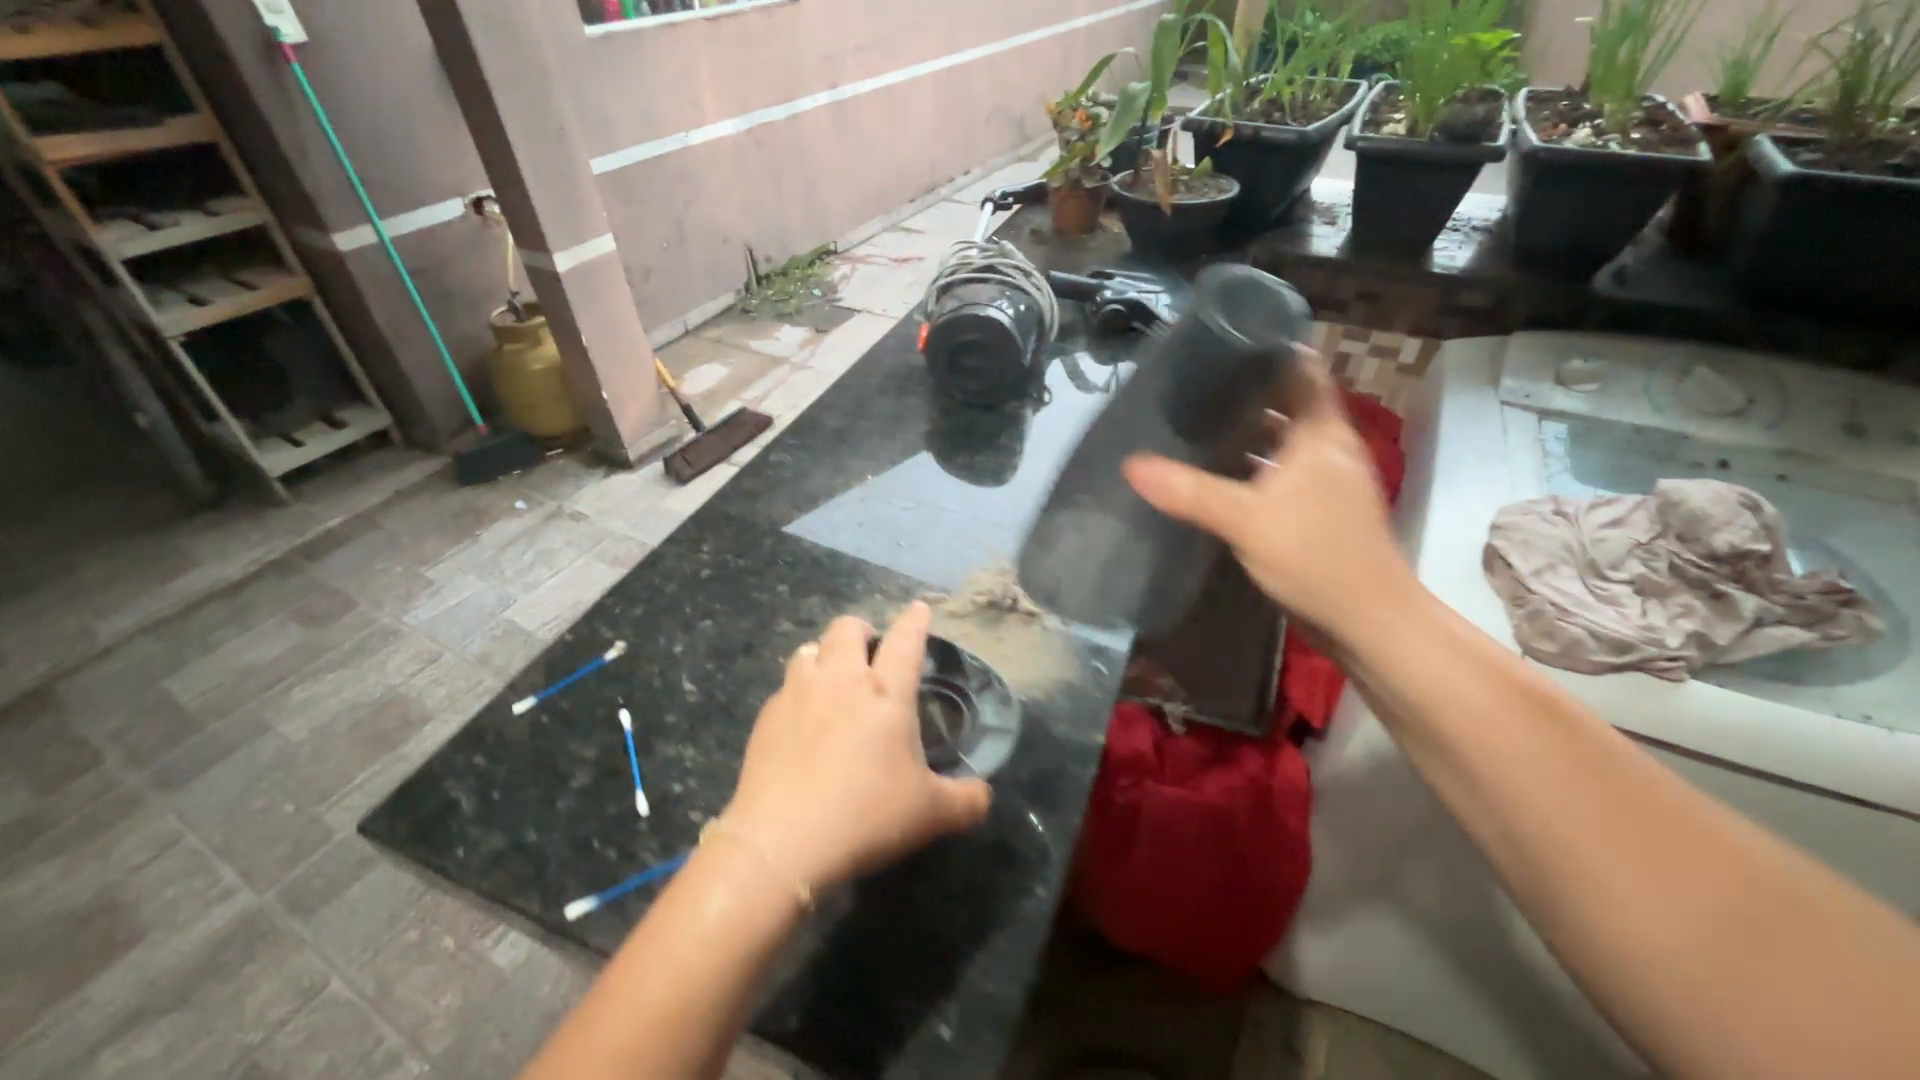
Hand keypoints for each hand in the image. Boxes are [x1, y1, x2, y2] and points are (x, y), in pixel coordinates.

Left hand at [723, 603, 992, 891]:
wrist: (781, 842)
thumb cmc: (866, 817)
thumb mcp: (932, 815)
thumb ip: (967, 800)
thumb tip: (983, 794)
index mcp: (886, 695)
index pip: (905, 642)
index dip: (915, 621)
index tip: (918, 608)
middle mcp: (840, 682)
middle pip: (846, 629)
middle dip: (861, 629)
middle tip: (870, 648)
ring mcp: (797, 696)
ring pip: (808, 649)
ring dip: (824, 654)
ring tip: (832, 675)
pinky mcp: (766, 719)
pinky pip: (785, 688)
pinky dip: (798, 691)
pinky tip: (802, 720)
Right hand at [1122, 349, 1414, 641]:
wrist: (1368, 620)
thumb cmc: (1316, 556)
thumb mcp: (1245, 520)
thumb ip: (1189, 491)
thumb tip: (1131, 464)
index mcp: (1321, 434)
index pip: (1302, 371)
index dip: (1271, 349)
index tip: (1229, 338)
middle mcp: (1329, 449)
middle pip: (1291, 404)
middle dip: (1250, 391)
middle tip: (1197, 383)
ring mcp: (1329, 482)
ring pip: (1286, 441)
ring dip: (1252, 432)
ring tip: (1201, 423)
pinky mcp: (1322, 512)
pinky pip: (1284, 473)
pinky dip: (1257, 467)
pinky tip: (1223, 477)